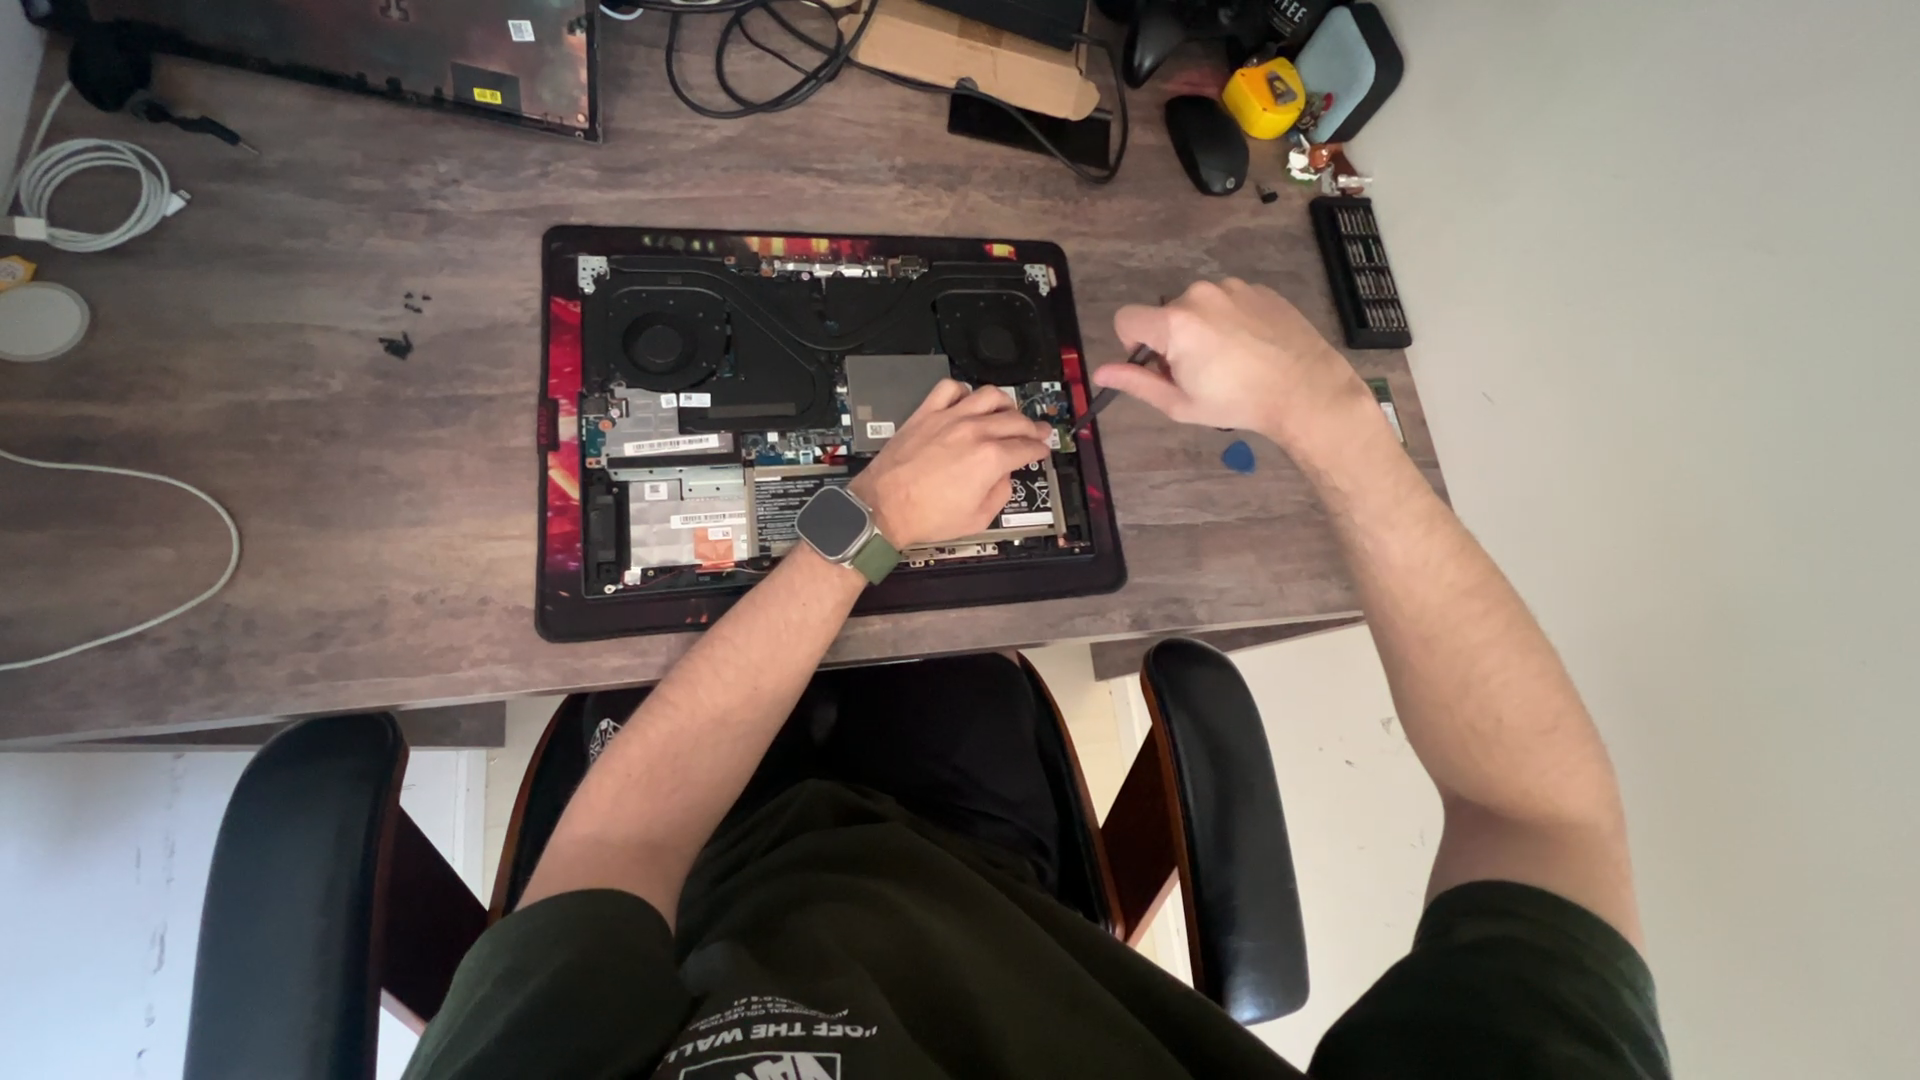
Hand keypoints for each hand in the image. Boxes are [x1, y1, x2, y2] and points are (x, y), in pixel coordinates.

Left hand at [848, 380, 1052, 548]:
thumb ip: (1000, 494)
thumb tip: (1004, 479)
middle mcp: (973, 432)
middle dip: (1032, 427)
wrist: (884, 508)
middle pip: (1015, 420)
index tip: (1041, 450)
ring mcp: (949, 418)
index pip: (1027, 447)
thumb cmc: (924, 515)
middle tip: (1037, 432)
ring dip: (1006, 403)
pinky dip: (963, 391)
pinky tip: (967, 401)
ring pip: (989, 396)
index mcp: (990, 459)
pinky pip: (950, 388)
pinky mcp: (926, 414)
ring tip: (1010, 411)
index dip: (1039, 449)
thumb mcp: (978, 518)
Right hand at [1093, 279, 1372, 450]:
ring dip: (1200, 329)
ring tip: (1228, 360)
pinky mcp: (1257, 288)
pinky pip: (1226, 301)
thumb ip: (1136, 383)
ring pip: (1196, 307)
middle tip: (1199, 372)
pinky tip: (1248, 347)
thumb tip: (1101, 373)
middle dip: (1171, 340)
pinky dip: (1228, 321)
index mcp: (1175, 324)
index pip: (1126, 319)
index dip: (1132, 344)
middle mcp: (1199, 295)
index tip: (1157, 364)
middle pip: (1164, 315)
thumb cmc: (1237, 403)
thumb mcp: (1179, 403)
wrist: (1304, 389)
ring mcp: (1232, 287)